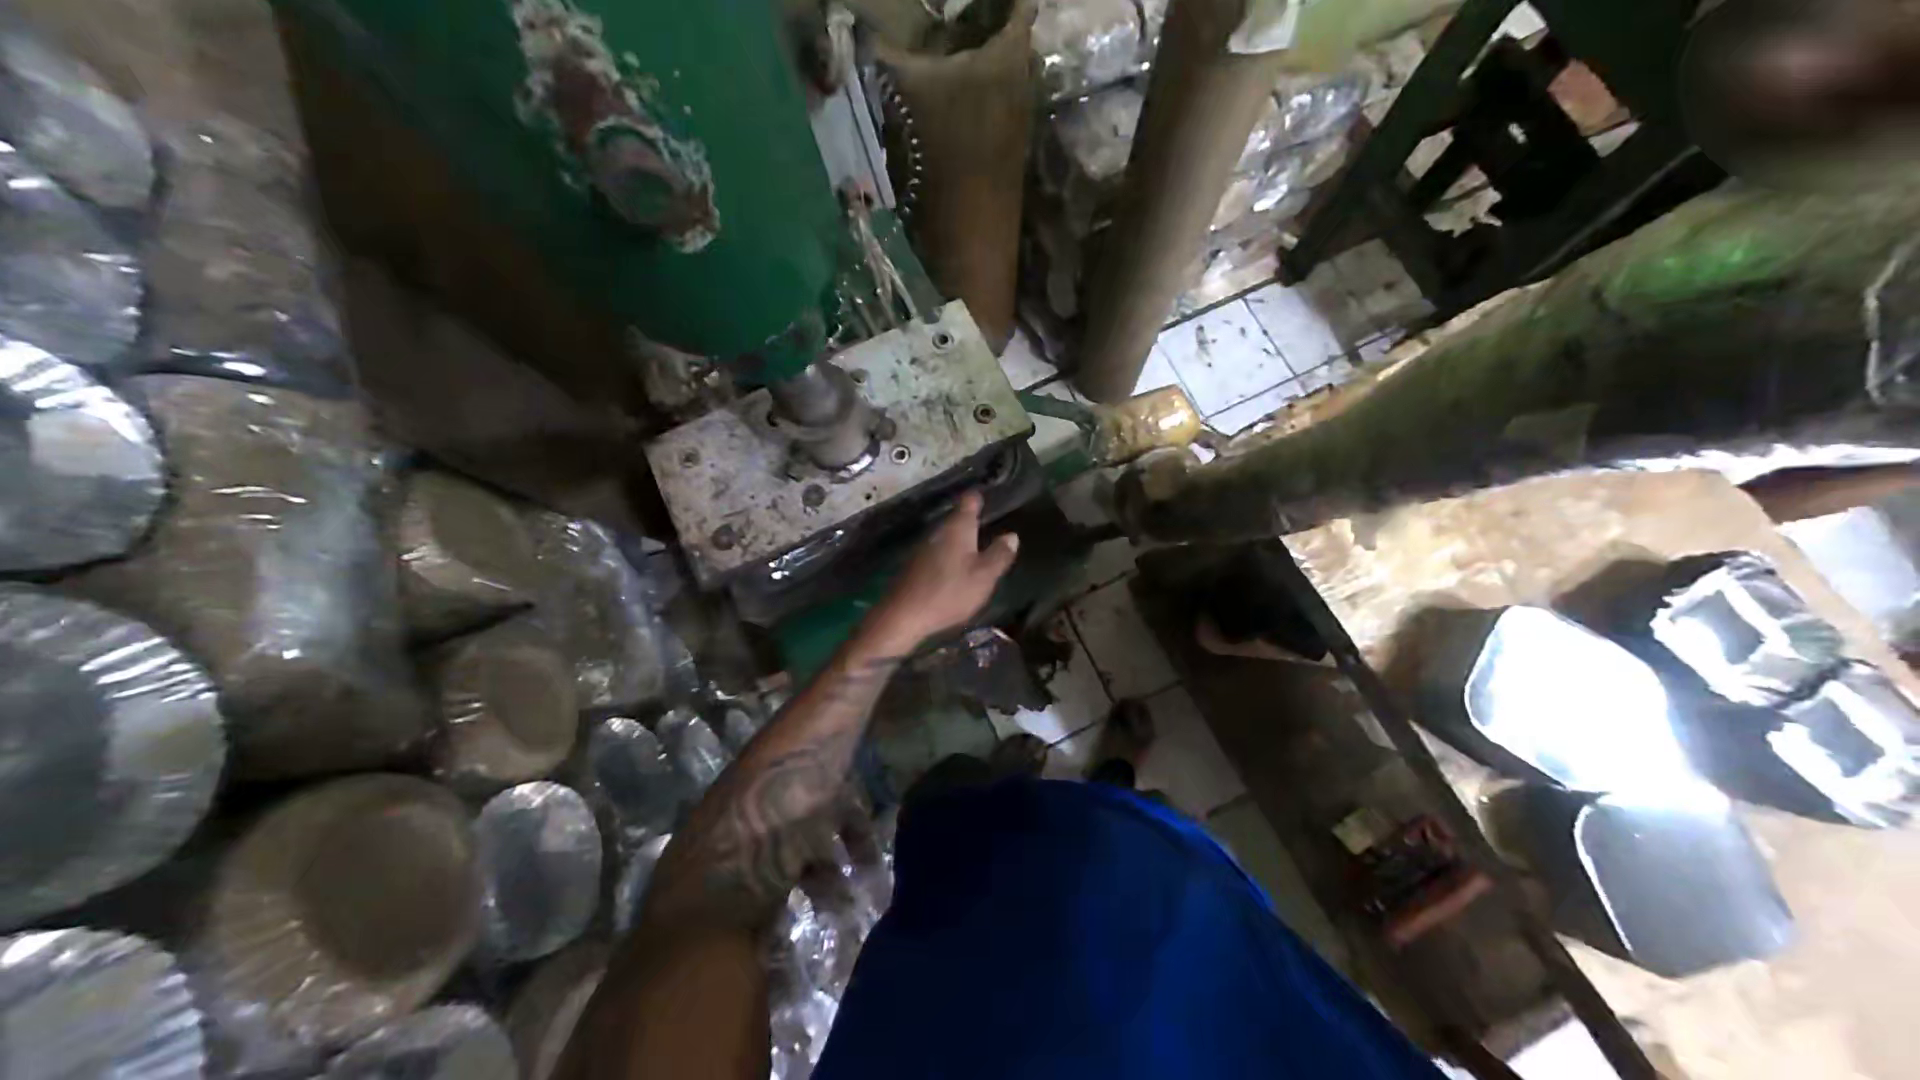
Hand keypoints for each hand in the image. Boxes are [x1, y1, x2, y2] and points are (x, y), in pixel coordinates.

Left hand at [863, 491, 1018, 651]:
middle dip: (972, 520)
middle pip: (957, 518)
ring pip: (947, 536)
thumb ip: (999, 554)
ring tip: (978, 546)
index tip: (990, 496)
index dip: (980, 497)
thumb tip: (1011, 535)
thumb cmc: (949, 592)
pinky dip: (949, 555)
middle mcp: (938, 531)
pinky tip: (957, 568)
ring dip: (961, 540)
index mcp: (957, 528)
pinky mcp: (915, 565)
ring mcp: (923, 548)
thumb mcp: (984, 576)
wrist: (903, 615)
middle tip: (991, 523)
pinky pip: (938, 553)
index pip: (969, 501)